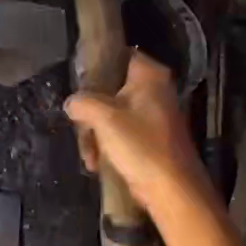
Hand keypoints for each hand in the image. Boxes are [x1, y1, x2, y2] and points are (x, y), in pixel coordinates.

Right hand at [64, 50, 214, 215]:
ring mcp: (155, 115)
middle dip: (91, 114)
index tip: (77, 86)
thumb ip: (83, 103)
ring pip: (113, 115)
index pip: (119, 56)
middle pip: (111, 89)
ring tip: (90, 157)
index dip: (97, 68)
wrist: (172, 190)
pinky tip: (98, 164)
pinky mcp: (152, 138)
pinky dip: (109, 146)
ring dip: (96, 135)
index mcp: (150, 76)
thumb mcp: (104, 118)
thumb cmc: (140, 146)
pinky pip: (123, 134)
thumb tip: (72, 103)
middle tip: (82, 131)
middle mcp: (156, 90)